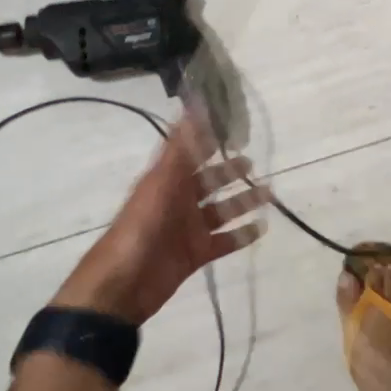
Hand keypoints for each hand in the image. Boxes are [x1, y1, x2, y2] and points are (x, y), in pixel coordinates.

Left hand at [51, 106, 269, 323]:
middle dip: (231, 172)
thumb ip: (181, 147)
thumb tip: (194, 103)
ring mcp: (188, 229)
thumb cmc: (139, 228)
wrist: (121, 287)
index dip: (210, 139)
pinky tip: (262, 227)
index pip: (192, 153)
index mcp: (167, 180)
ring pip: (222, 210)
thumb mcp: (160, 182)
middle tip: (255, 164)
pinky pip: (224, 241)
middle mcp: (179, 201)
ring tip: (269, 194)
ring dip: (244, 201)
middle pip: (210, 181)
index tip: (236, 125)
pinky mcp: (196, 254)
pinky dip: (242, 235)